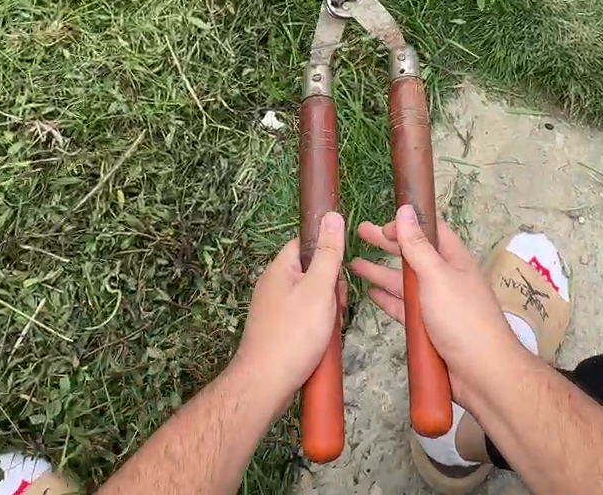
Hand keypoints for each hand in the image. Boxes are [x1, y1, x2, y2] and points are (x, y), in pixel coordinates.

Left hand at [228, 211, 345, 417]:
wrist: (265, 385)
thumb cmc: (294, 333)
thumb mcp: (319, 288)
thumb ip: (328, 252)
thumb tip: (332, 215)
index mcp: (279, 268)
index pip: (305, 243)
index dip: (326, 254)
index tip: (337, 274)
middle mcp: (272, 285)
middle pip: (311, 272)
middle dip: (330, 288)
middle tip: (335, 307)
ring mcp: (272, 310)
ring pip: (310, 298)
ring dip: (326, 310)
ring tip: (328, 330)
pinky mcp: (275, 331)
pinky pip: (302, 319)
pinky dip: (316, 327)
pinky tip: (321, 343)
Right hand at [350, 204, 531, 405]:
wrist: (482, 374)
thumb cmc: (462, 318)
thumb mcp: (437, 275)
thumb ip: (417, 245)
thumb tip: (405, 210)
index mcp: (453, 258)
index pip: (430, 230)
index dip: (408, 223)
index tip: (384, 224)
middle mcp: (445, 277)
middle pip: (413, 254)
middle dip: (388, 244)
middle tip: (360, 232)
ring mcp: (435, 304)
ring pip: (404, 282)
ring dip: (381, 272)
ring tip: (354, 264)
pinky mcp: (427, 328)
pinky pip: (403, 308)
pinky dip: (387, 299)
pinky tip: (370, 293)